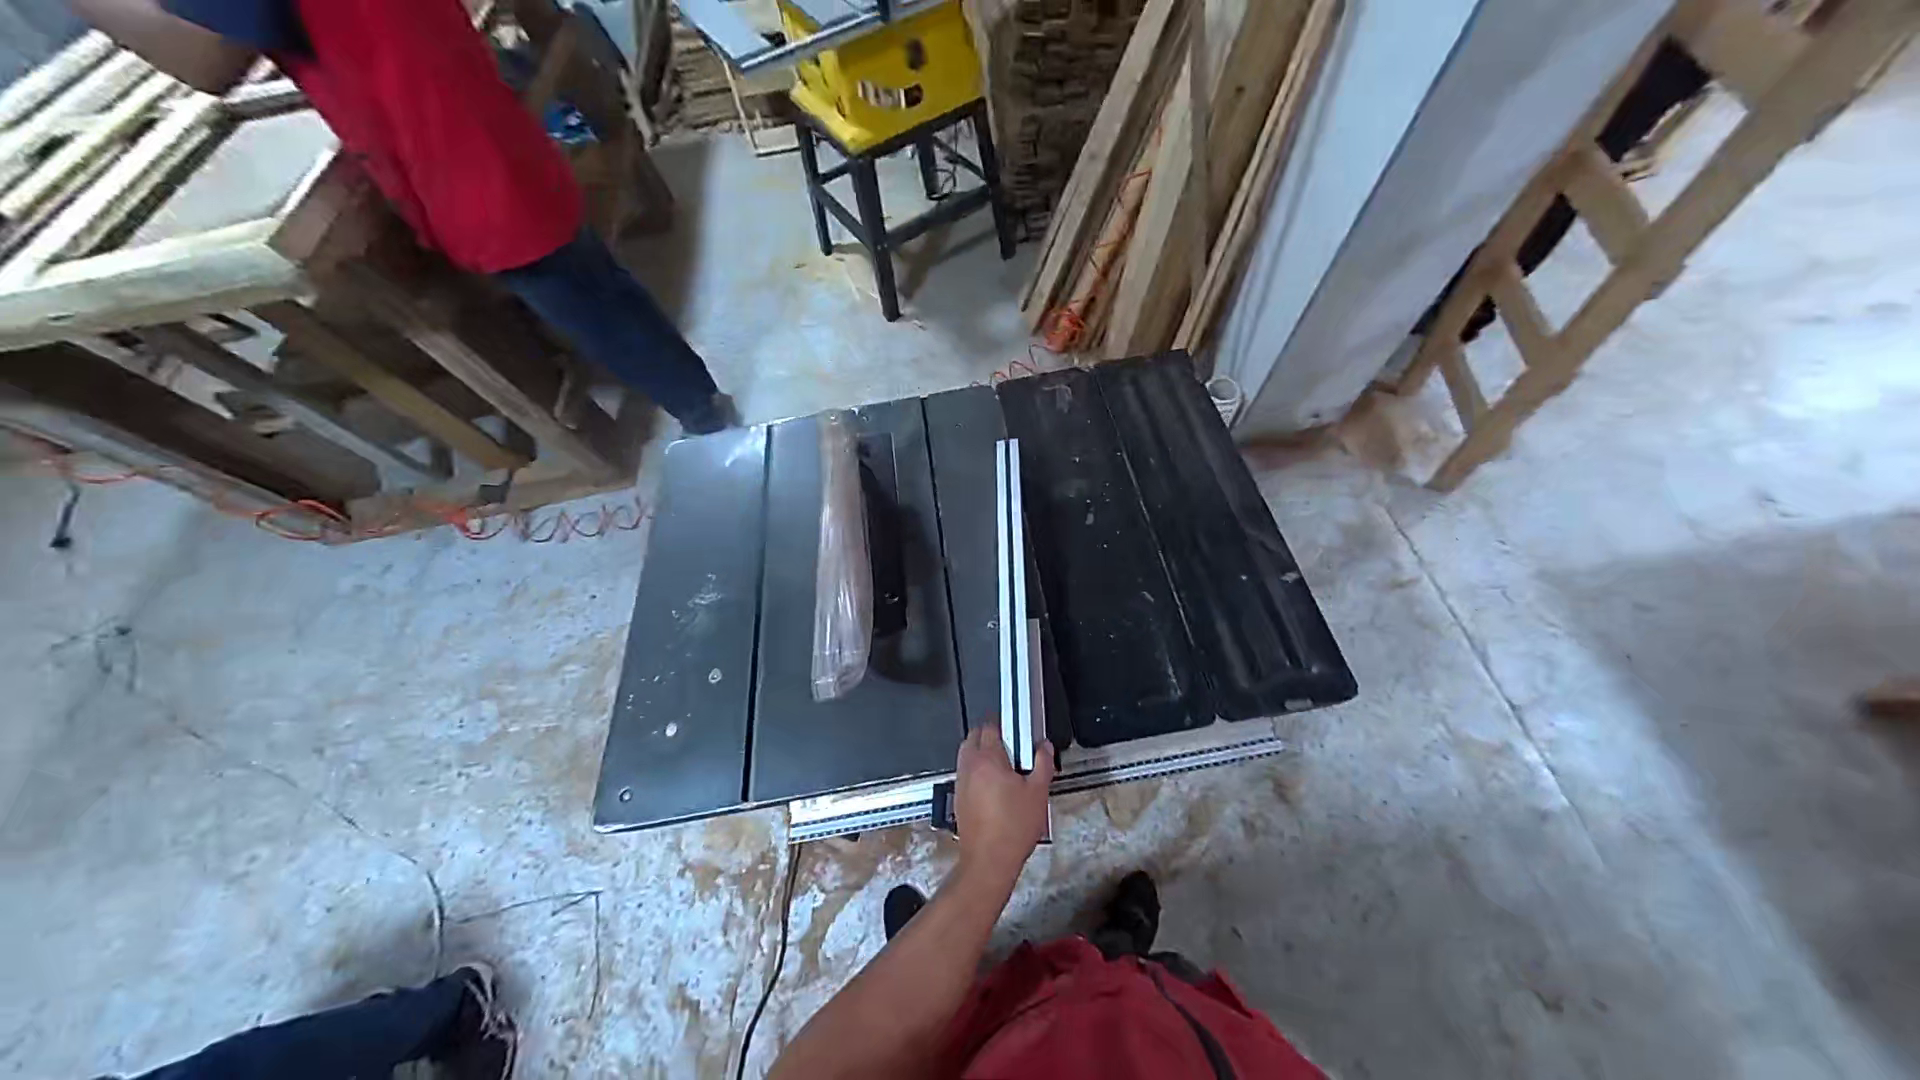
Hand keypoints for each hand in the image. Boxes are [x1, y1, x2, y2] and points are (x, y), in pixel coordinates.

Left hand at [954, 723, 1055, 885]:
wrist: (989, 859)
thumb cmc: (1012, 828)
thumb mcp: (1038, 792)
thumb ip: (1042, 763)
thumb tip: (1044, 747)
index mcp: (987, 759)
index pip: (990, 727)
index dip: (1004, 724)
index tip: (1016, 729)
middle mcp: (969, 767)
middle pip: (973, 737)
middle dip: (988, 735)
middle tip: (1009, 744)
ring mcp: (961, 782)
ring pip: (967, 755)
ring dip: (980, 753)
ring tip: (1003, 766)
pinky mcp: (959, 798)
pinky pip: (965, 774)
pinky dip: (976, 771)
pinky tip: (994, 787)